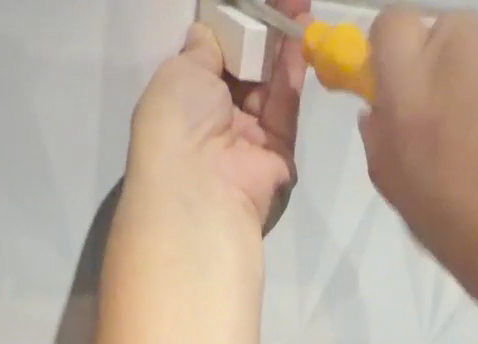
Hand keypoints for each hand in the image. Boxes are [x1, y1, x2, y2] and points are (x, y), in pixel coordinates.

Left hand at [128, 2, 310, 230]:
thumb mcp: (179, 71)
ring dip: (282, 47)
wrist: (200, 190)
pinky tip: (300, 40)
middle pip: (245, 70)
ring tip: (299, 8)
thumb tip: (206, 31)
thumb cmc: (176, 124)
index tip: (247, 4)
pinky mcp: (278, 154)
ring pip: (269, 86)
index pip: (212, 60)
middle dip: (262, 33)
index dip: (230, 29)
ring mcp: (248, 140)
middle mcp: (216, 122)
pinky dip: (291, 75)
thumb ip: (201, 49)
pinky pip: (285, 108)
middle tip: (283, 1)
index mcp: (184, 104)